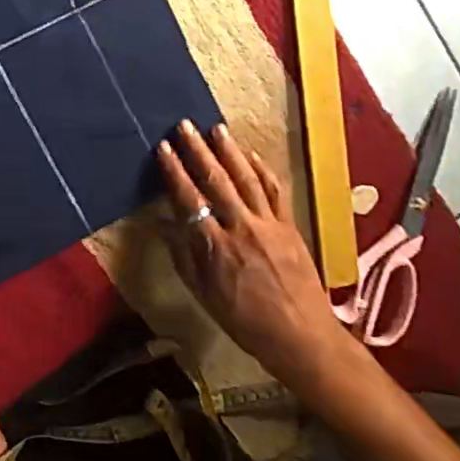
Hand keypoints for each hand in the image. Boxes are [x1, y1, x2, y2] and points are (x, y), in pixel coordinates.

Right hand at [156, 121, 348, 377]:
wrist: (299, 335)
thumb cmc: (244, 321)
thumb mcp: (204, 294)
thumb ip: (182, 256)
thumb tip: (160, 225)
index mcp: (216, 247)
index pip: (189, 200)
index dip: (174, 172)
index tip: (163, 149)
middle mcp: (242, 228)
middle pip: (216, 181)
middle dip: (198, 151)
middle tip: (184, 126)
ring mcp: (269, 224)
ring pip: (246, 179)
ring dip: (230, 151)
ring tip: (215, 129)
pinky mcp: (289, 226)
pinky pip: (275, 191)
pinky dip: (261, 170)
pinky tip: (251, 155)